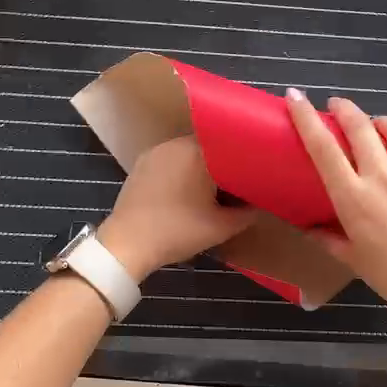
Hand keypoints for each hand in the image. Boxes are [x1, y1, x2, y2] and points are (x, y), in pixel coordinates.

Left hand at [97, 136, 256, 279]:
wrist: (127, 244)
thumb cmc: (177, 231)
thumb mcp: (220, 227)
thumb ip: (247, 214)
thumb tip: (260, 205)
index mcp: (198, 151)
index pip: (230, 144)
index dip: (244, 158)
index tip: (255, 173)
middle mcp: (176, 143)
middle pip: (209, 147)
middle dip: (223, 163)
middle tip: (237, 184)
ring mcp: (156, 151)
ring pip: (188, 153)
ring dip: (201, 167)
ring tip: (213, 188)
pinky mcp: (141, 163)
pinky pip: (170, 160)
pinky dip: (182, 170)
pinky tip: (187, 190)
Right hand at [285, 90, 386, 320]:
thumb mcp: (355, 261)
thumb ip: (328, 239)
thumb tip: (307, 227)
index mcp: (354, 199)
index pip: (323, 148)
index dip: (306, 118)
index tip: (295, 97)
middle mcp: (383, 177)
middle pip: (359, 126)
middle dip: (344, 109)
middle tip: (337, 106)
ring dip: (381, 121)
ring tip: (377, 125)